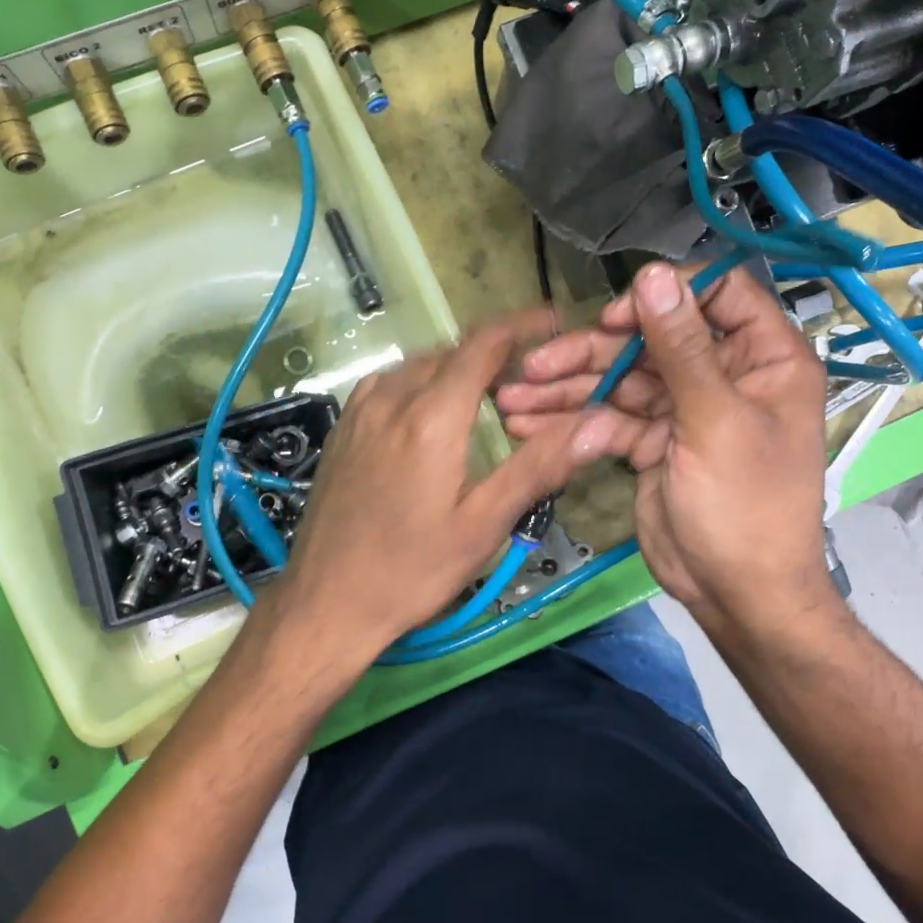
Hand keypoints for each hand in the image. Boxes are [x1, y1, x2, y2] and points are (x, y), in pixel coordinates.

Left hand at [259, 311, 588, 671]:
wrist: (326, 602)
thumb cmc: (412, 571)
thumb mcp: (483, 526)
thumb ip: (537, 466)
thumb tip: (597, 423)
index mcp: (432, 417)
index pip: (482, 345)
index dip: (521, 326)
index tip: (551, 321)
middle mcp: (391, 399)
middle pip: (449, 352)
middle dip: (491, 354)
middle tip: (526, 379)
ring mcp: (359, 412)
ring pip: (416, 366)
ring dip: (453, 369)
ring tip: (484, 396)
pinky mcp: (341, 430)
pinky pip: (388, 386)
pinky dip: (419, 385)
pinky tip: (430, 418)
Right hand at [495, 261, 843, 641]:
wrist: (736, 594)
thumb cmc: (745, 507)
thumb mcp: (714, 422)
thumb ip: (682, 349)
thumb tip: (653, 275)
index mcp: (763, 359)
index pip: (717, 295)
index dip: (664, 297)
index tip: (614, 316)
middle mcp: (725, 375)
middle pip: (652, 340)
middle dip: (590, 353)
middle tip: (535, 365)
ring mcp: (685, 409)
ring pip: (622, 380)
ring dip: (568, 388)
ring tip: (512, 396)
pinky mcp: (653, 442)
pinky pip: (609, 419)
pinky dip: (573, 422)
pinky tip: (527, 424)